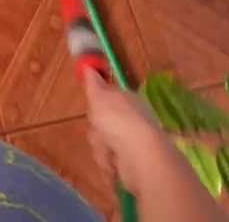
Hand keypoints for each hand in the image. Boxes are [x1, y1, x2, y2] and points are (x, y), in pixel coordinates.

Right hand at [82, 68, 167, 193]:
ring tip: (108, 148)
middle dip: (96, 127)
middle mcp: (131, 119)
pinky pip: (109, 159)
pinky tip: (113, 162)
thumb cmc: (118, 119)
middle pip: (101, 121)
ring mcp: (132, 142)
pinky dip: (108, 162)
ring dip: (100, 146)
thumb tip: (88, 66)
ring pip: (102, 140)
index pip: (107, 97)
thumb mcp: (99, 95)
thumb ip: (93, 82)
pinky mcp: (129, 162)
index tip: (92, 105)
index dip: (97, 101)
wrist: (140, 155)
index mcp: (127, 100)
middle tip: (99, 128)